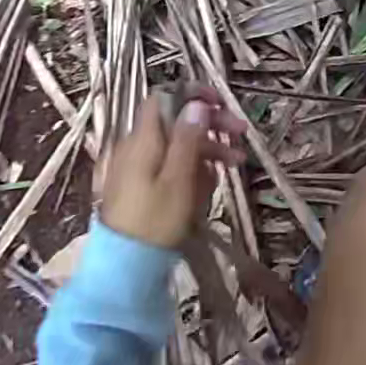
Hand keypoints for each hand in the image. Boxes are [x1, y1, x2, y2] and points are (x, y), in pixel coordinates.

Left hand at [99, 86, 246, 248]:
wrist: (125, 268)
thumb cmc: (155, 221)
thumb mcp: (178, 179)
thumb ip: (188, 139)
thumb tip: (196, 104)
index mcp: (142, 140)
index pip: (164, 99)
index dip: (192, 96)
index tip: (221, 104)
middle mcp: (136, 148)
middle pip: (175, 123)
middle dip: (209, 125)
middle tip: (240, 133)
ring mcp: (136, 168)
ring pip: (176, 147)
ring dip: (206, 151)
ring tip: (234, 165)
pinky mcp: (141, 188)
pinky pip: (169, 168)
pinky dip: (191, 170)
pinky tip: (208, 186)